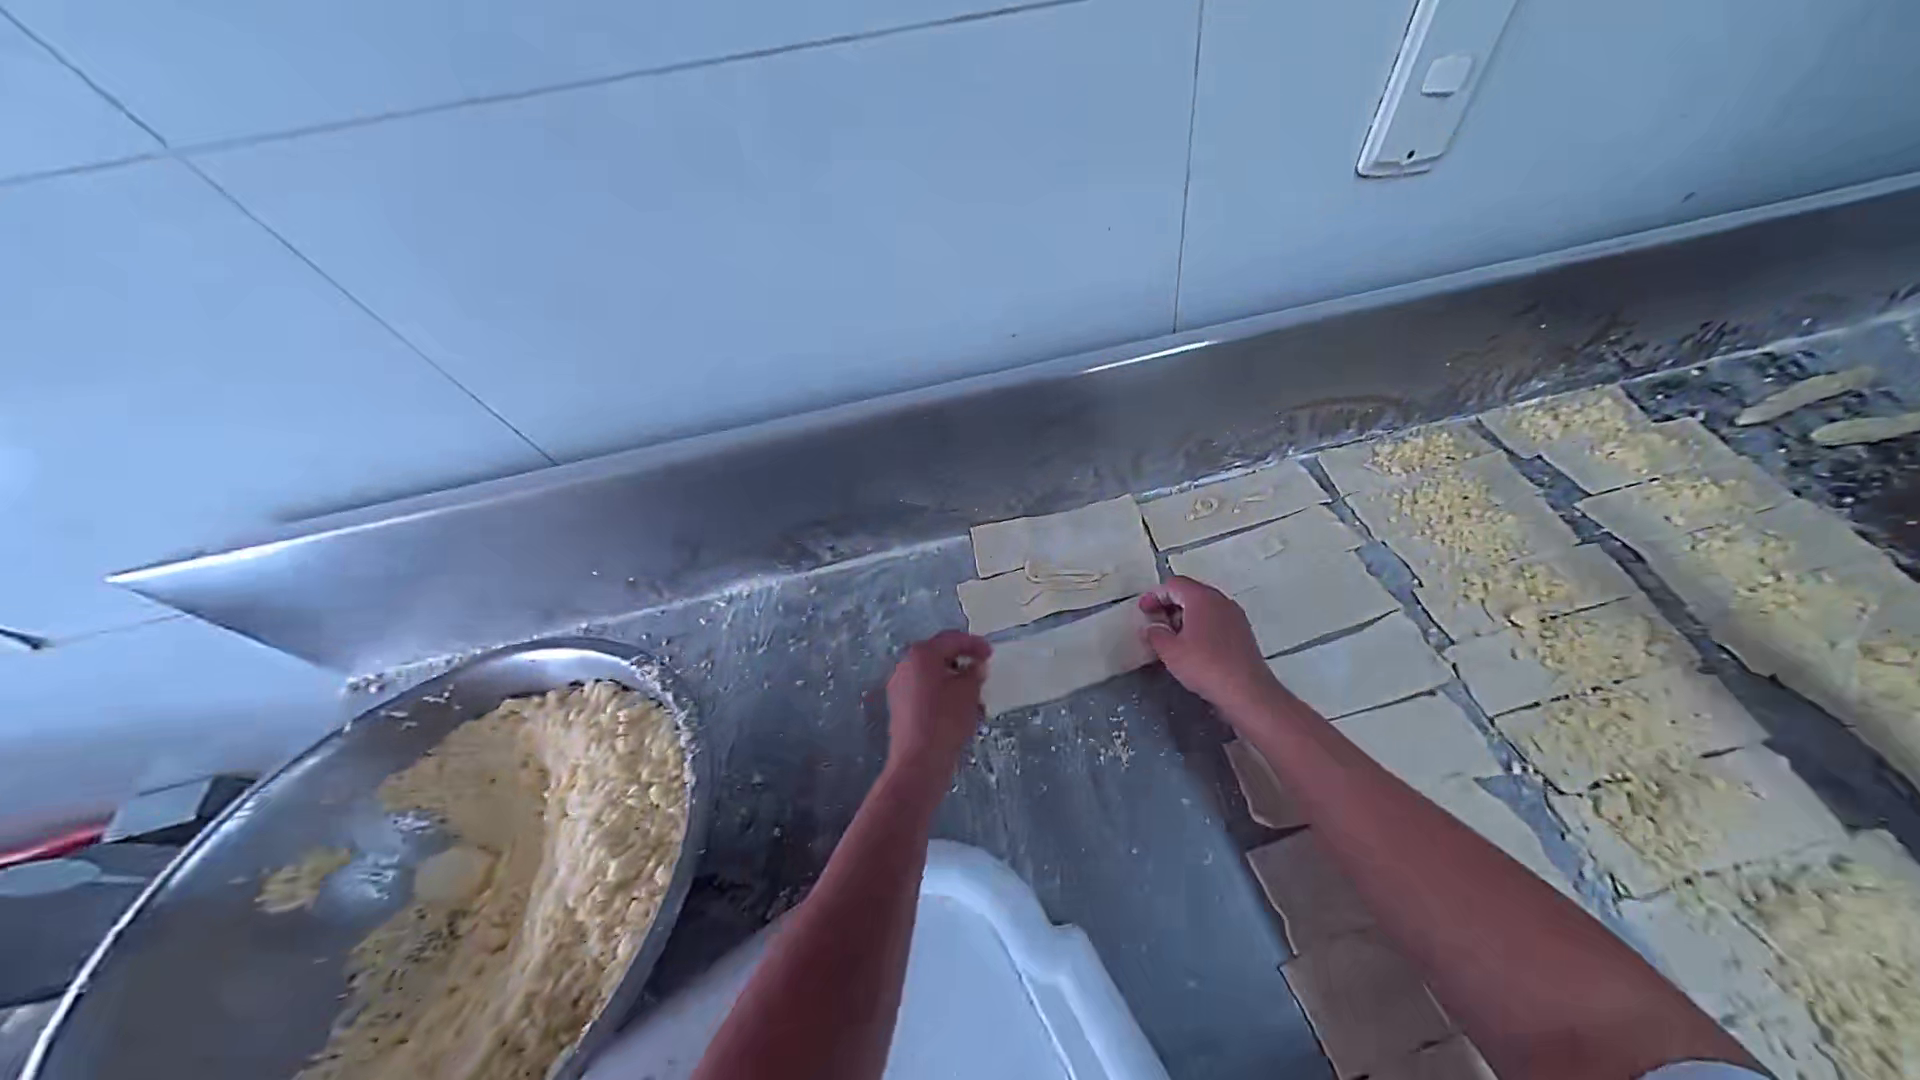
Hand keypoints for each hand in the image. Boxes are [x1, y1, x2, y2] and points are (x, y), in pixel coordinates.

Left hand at [884, 630, 990, 775]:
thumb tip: (974, 668)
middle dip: (961, 661)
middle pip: (937, 655)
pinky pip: (924, 691)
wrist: (918, 762)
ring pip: (931, 675)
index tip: (990, 653)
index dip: (974, 644)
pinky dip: (941, 693)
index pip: (951, 639)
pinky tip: (957, 708)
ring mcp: (899, 686)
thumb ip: (974, 673)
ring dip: (952, 679)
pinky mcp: (899, 707)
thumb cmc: (945, 720)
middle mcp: (905, 665)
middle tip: (981, 669)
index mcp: (921, 655)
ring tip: (972, 693)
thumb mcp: (968, 692)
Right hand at [1139, 577, 1282, 711]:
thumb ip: (1155, 634)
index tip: (1145, 610)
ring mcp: (1235, 616)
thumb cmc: (1206, 666)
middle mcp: (1221, 601)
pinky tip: (1193, 646)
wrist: (1246, 691)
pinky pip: (1216, 620)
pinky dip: (1201, 625)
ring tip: (1172, 636)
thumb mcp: (1169, 650)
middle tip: (1156, 622)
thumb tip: (1152, 629)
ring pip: (1204, 606)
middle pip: (1190, 592)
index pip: (1174, 584)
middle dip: (1169, 604)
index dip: (1155, 595)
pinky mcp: (1243, 632)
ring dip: (1185, 616)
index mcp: (1202, 598)